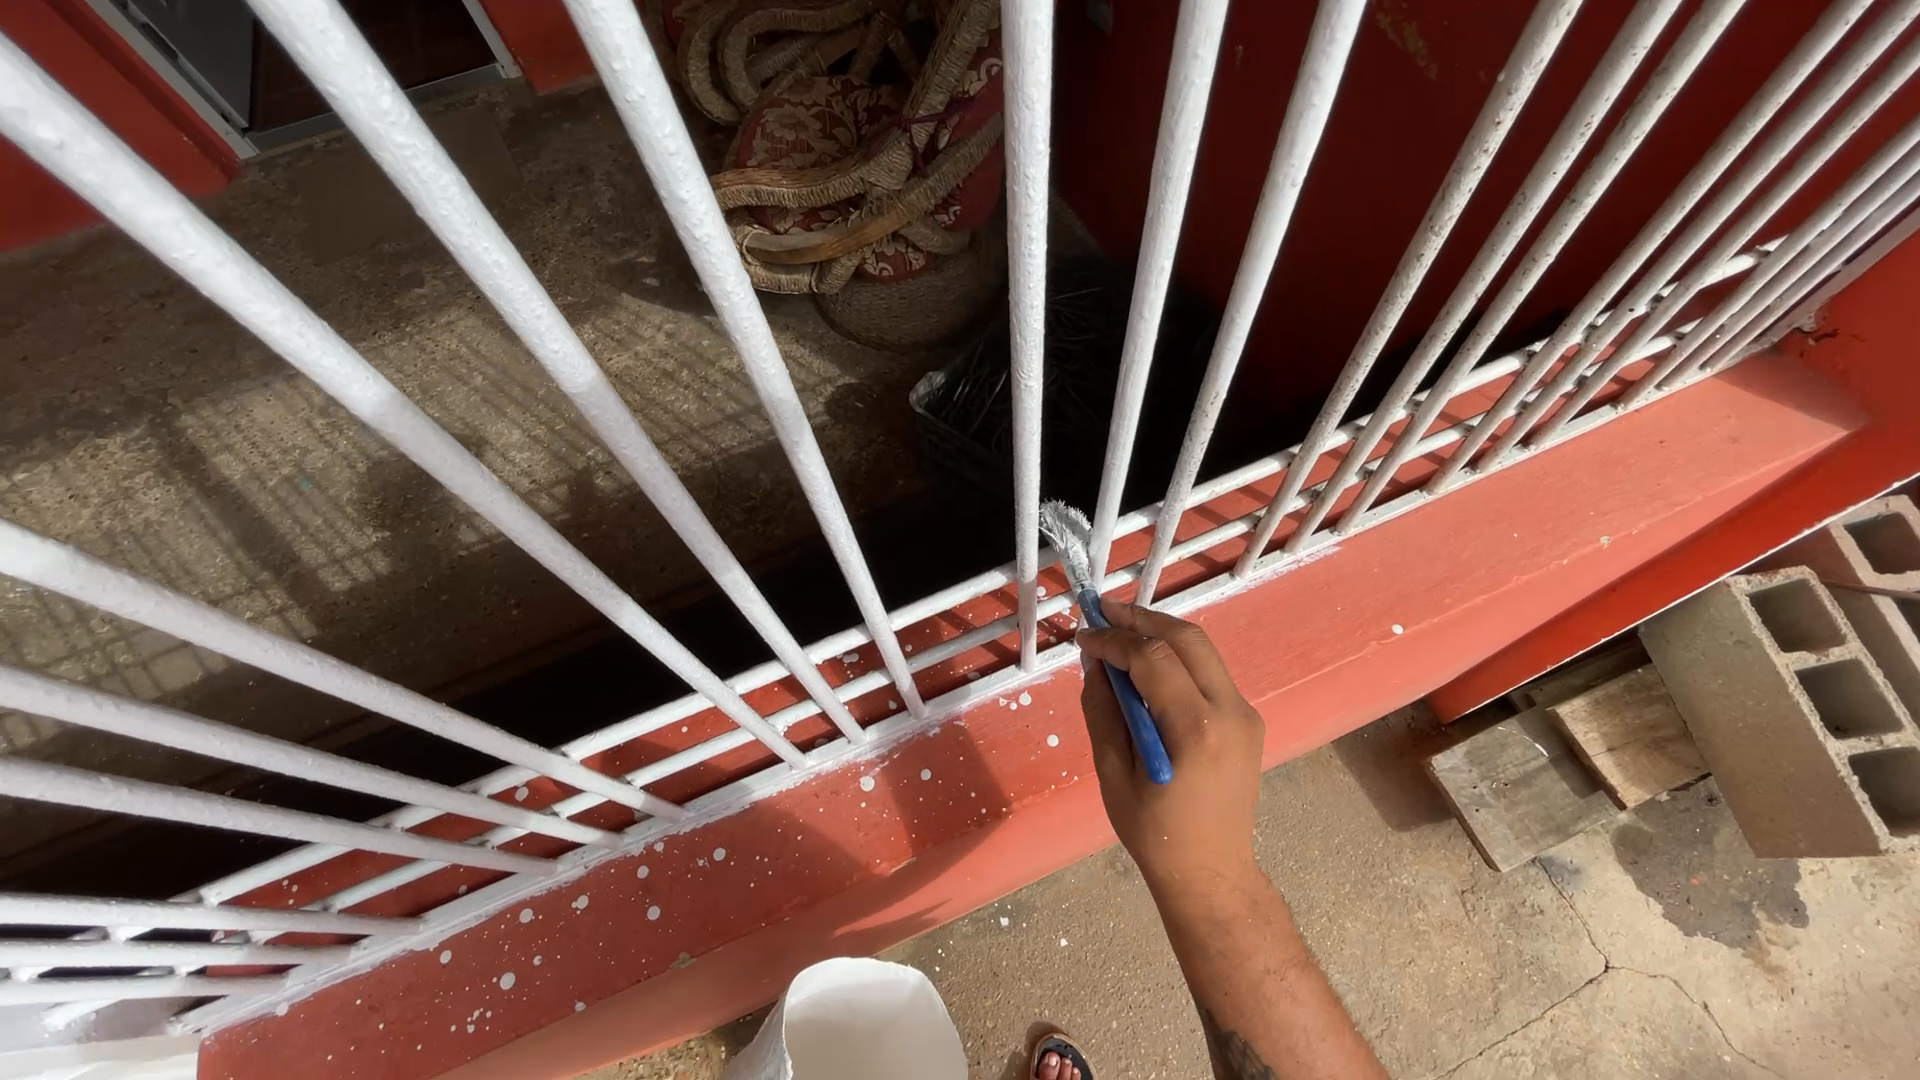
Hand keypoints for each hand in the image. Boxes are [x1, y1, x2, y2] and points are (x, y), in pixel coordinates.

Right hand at [1076, 601, 1266, 896]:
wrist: (1212, 871)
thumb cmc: (1154, 832)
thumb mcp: (1113, 774)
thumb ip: (1103, 711)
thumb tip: (1095, 663)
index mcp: (1195, 730)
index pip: (1153, 658)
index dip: (1114, 639)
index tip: (1084, 636)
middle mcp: (1229, 711)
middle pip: (1187, 638)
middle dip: (1142, 618)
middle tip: (1103, 611)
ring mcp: (1245, 713)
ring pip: (1203, 649)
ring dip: (1160, 632)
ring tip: (1120, 628)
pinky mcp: (1247, 719)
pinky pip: (1209, 671)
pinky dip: (1176, 655)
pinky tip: (1146, 662)